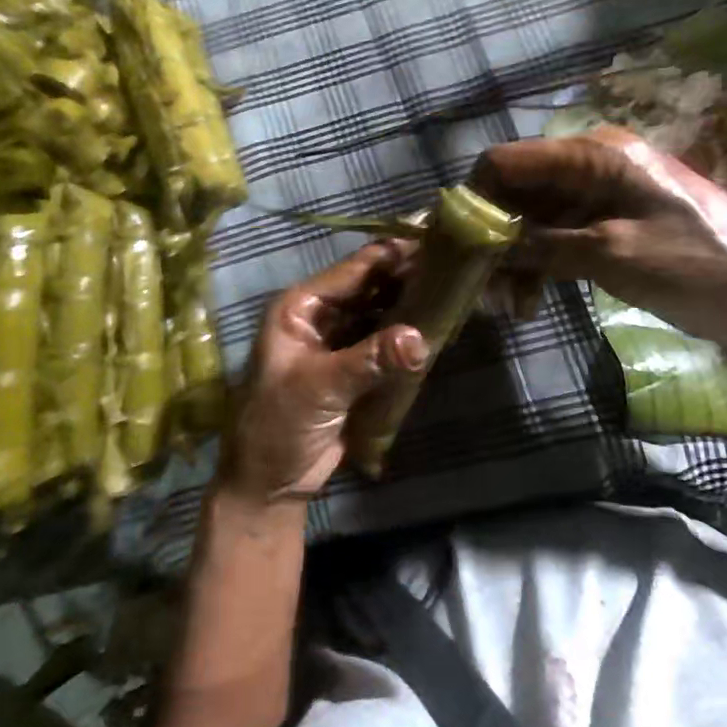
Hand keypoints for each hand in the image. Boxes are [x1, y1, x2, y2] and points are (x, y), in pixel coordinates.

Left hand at [218, 241, 429, 500]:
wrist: (271, 481)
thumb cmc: (279, 425)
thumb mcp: (320, 388)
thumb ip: (369, 361)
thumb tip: (419, 337)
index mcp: (300, 309)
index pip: (352, 271)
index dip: (391, 256)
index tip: (436, 244)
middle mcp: (319, 318)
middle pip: (370, 288)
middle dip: (406, 279)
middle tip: (455, 268)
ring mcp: (338, 344)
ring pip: (380, 314)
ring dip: (410, 307)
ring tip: (455, 292)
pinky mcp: (353, 370)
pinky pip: (384, 344)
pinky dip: (406, 337)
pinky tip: (438, 328)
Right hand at [469, 126, 726, 373]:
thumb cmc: (697, 264)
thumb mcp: (610, 253)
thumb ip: (540, 244)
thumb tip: (482, 241)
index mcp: (593, 154)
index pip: (506, 162)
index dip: (475, 200)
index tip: (456, 248)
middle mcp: (591, 165)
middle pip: (515, 192)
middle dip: (492, 239)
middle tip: (480, 289)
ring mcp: (601, 198)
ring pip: (531, 221)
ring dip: (513, 260)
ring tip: (510, 308)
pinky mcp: (610, 227)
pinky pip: (555, 239)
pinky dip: (537, 268)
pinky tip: (531, 302)